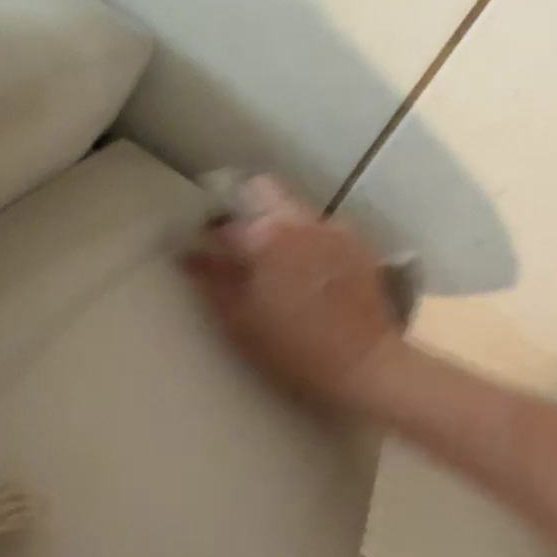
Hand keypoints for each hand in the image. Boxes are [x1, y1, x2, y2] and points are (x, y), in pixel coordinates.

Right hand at [180, 175, 405, 409]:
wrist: (367, 365)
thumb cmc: (296, 350)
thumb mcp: (240, 322)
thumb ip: (212, 282)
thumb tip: (189, 256)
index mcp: (266, 235)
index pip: (224, 217)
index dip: (209, 231)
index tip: (202, 246)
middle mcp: (301, 220)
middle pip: (264, 191)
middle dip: (246, 210)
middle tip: (239, 245)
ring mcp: (335, 230)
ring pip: (296, 212)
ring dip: (281, 229)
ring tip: (277, 266)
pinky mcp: (360, 247)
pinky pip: (324, 233)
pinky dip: (310, 245)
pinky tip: (311, 277)